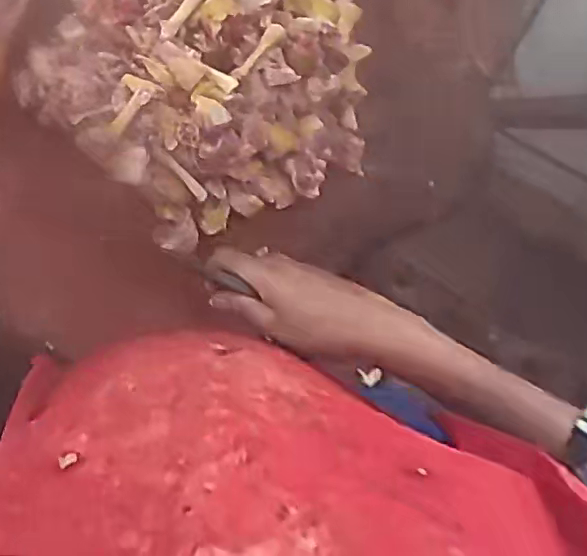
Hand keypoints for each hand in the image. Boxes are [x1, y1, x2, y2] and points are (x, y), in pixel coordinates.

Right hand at [206, 248, 434, 364]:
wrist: (376, 326)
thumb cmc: (318, 330)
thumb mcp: (272, 326)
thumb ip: (240, 307)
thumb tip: (213, 296)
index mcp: (260, 270)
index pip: (222, 254)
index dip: (210, 269)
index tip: (212, 292)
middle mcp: (276, 259)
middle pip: (243, 261)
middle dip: (235, 281)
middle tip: (240, 311)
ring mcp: (298, 264)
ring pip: (265, 269)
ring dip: (258, 286)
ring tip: (269, 317)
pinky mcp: (316, 273)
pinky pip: (284, 275)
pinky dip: (279, 289)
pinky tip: (296, 315)